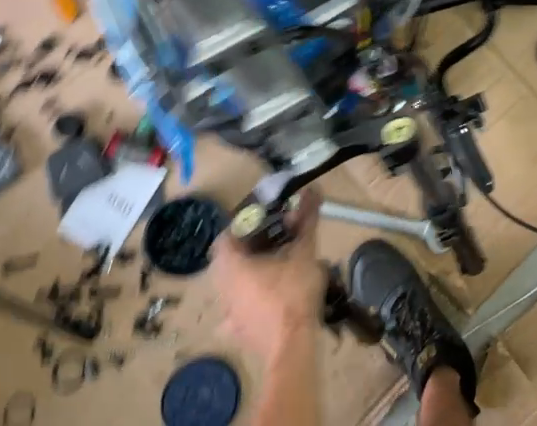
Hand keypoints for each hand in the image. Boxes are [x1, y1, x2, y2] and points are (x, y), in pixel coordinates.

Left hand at [210, 192, 326, 362]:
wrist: (292, 347)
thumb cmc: (293, 293)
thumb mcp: (304, 252)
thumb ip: (307, 221)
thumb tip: (314, 190)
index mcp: (232, 265)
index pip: (225, 237)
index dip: (243, 227)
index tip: (265, 224)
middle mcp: (223, 288)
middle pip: (227, 261)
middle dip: (248, 250)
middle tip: (274, 243)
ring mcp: (228, 313)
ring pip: (232, 285)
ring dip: (249, 274)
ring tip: (276, 269)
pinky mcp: (238, 332)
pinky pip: (239, 310)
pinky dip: (251, 301)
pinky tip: (269, 300)